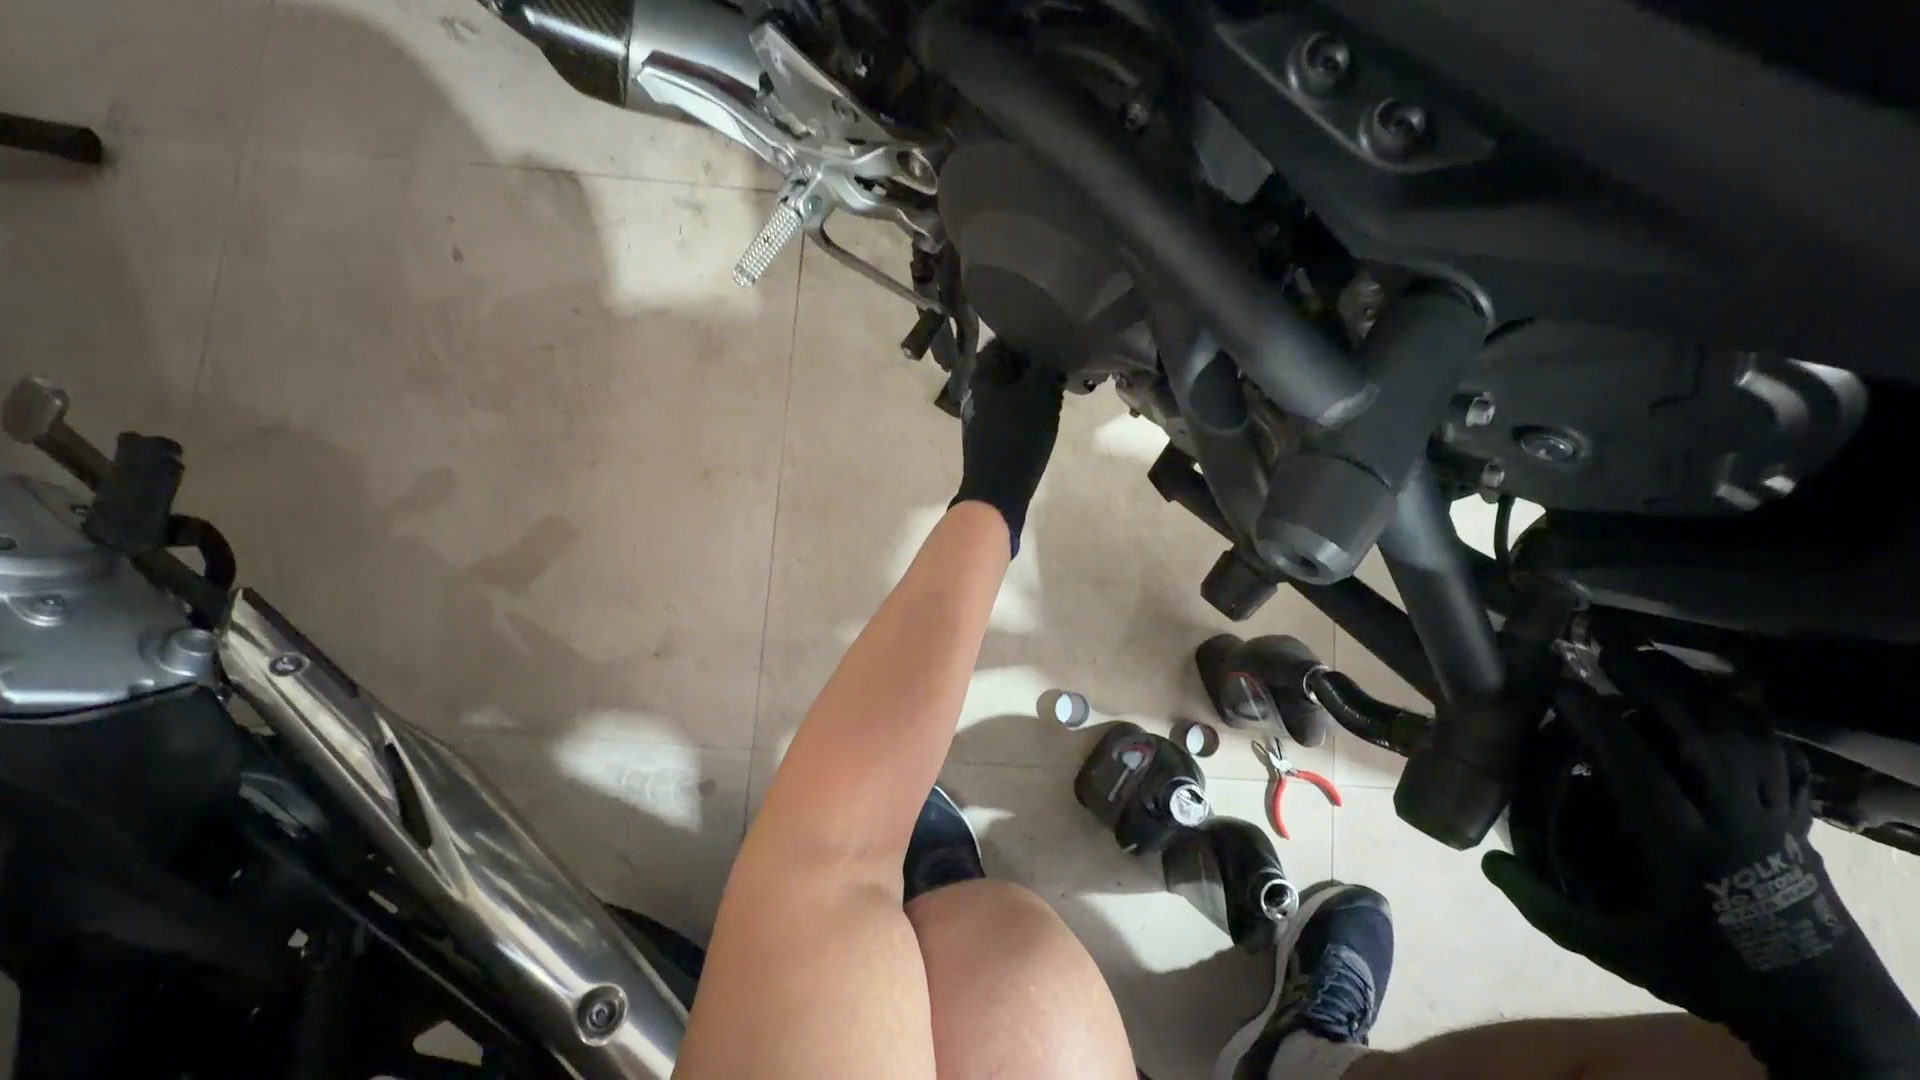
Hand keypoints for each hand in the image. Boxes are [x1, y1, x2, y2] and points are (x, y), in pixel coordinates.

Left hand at [950, 342, 1064, 555]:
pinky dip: (1028, 403)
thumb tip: (1056, 343)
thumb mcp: (1040, 394)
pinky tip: (1047, 408)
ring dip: (1034, 384)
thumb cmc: (1018, 437)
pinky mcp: (989, 431)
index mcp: (982, 371)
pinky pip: (1011, 406)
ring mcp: (981, 411)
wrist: (997, 491)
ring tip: (1061, 385)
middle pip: (1009, 363)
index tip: (1058, 339)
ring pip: (1012, 386)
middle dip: (1036, 362)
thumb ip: (1047, 363)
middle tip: (1065, 363)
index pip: (1007, 338)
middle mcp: (976, 387)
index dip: (1033, 336)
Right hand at [1483, 649, 1919, 1076]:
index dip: (1597, 718)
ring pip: (1745, 737)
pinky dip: (1749, 723)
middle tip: (1612, 652)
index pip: (1636, 765)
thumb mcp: (1615, 950)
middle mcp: (1730, 820)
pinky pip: (1780, 758)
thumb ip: (1547, 908)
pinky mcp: (1797, 822)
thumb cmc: (1704, 967)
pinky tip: (1721, 707)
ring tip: (1659, 665)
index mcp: (1683, 847)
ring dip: (1700, 692)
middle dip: (1656, 684)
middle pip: (1701, 734)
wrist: (1816, 1005)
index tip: (1562, 686)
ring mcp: (1772, 817)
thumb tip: (1489, 863)